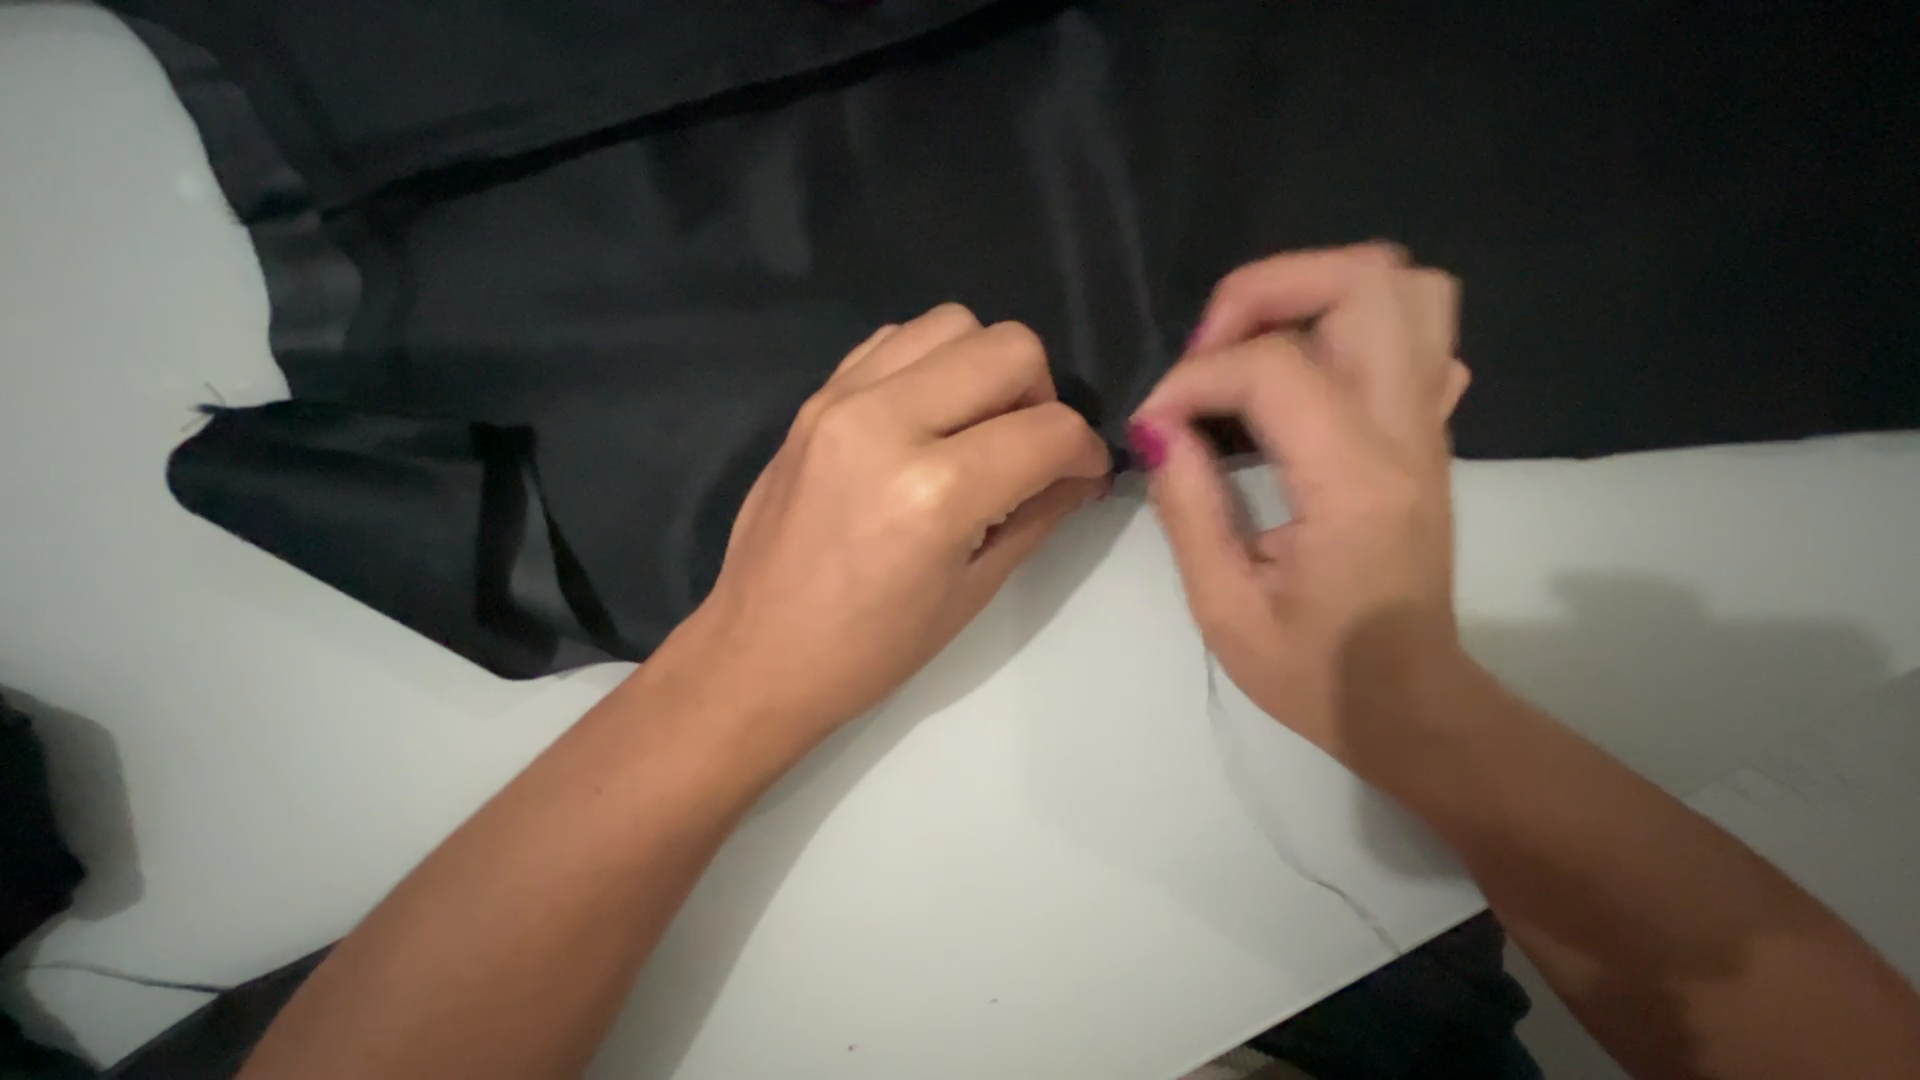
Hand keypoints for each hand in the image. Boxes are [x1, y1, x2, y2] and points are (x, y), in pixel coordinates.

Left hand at [662, 304, 1110, 754]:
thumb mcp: (973, 591)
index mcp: (934, 492)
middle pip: (1009, 349)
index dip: (1085, 451)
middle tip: (1029, 448)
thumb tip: (1082, 470)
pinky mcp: (814, 397)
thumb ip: (1039, 514)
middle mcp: (886, 423)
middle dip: (1043, 396)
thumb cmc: (871, 648)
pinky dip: (931, 364)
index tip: (1082, 475)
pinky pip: (894, 340)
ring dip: (986, 368)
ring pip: (953, 323)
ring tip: (977, 426)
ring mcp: (841, 400)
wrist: (759, 652)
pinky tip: (926, 417)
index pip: (1049, 430)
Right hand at [1131, 245, 1470, 763]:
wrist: (1409, 703)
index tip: (1153, 427)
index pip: (1272, 369)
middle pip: (1364, 280)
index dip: (1193, 380)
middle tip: (1209, 354)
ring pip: (1406, 288)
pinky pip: (1419, 332)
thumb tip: (1157, 427)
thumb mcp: (1223, 606)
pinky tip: (1307, 376)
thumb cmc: (1313, 672)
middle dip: (1264, 292)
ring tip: (1252, 348)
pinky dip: (1355, 325)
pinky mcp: (1429, 432)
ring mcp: (1429, 425)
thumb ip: (1186, 504)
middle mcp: (1407, 433)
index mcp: (1354, 483)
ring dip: (1315, 292)